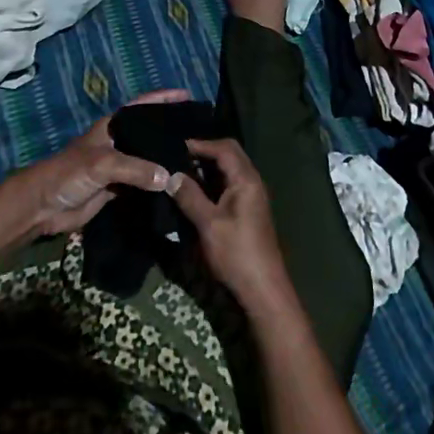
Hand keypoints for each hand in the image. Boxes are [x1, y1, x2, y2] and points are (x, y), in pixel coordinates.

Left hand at [21, 89, 191, 235]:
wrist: (42, 206)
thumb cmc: (69, 173)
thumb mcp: (103, 164)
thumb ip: (136, 169)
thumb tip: (169, 178)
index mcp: (111, 126)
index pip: (141, 106)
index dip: (162, 98)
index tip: (187, 95)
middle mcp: (117, 143)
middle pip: (148, 134)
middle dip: (170, 132)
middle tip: (199, 133)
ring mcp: (117, 166)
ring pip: (147, 160)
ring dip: (165, 161)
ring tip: (195, 160)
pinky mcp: (116, 189)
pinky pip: (142, 183)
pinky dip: (157, 185)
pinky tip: (177, 185)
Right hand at [169, 138, 294, 313]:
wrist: (263, 288)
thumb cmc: (236, 253)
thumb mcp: (208, 224)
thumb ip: (190, 196)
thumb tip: (170, 175)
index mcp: (246, 179)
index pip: (224, 148)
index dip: (200, 144)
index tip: (175, 145)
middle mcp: (252, 181)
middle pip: (229, 154)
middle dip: (205, 152)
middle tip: (177, 155)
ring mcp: (252, 195)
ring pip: (229, 170)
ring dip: (208, 167)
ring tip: (181, 169)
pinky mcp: (248, 209)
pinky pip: (229, 184)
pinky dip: (212, 181)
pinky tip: (194, 190)